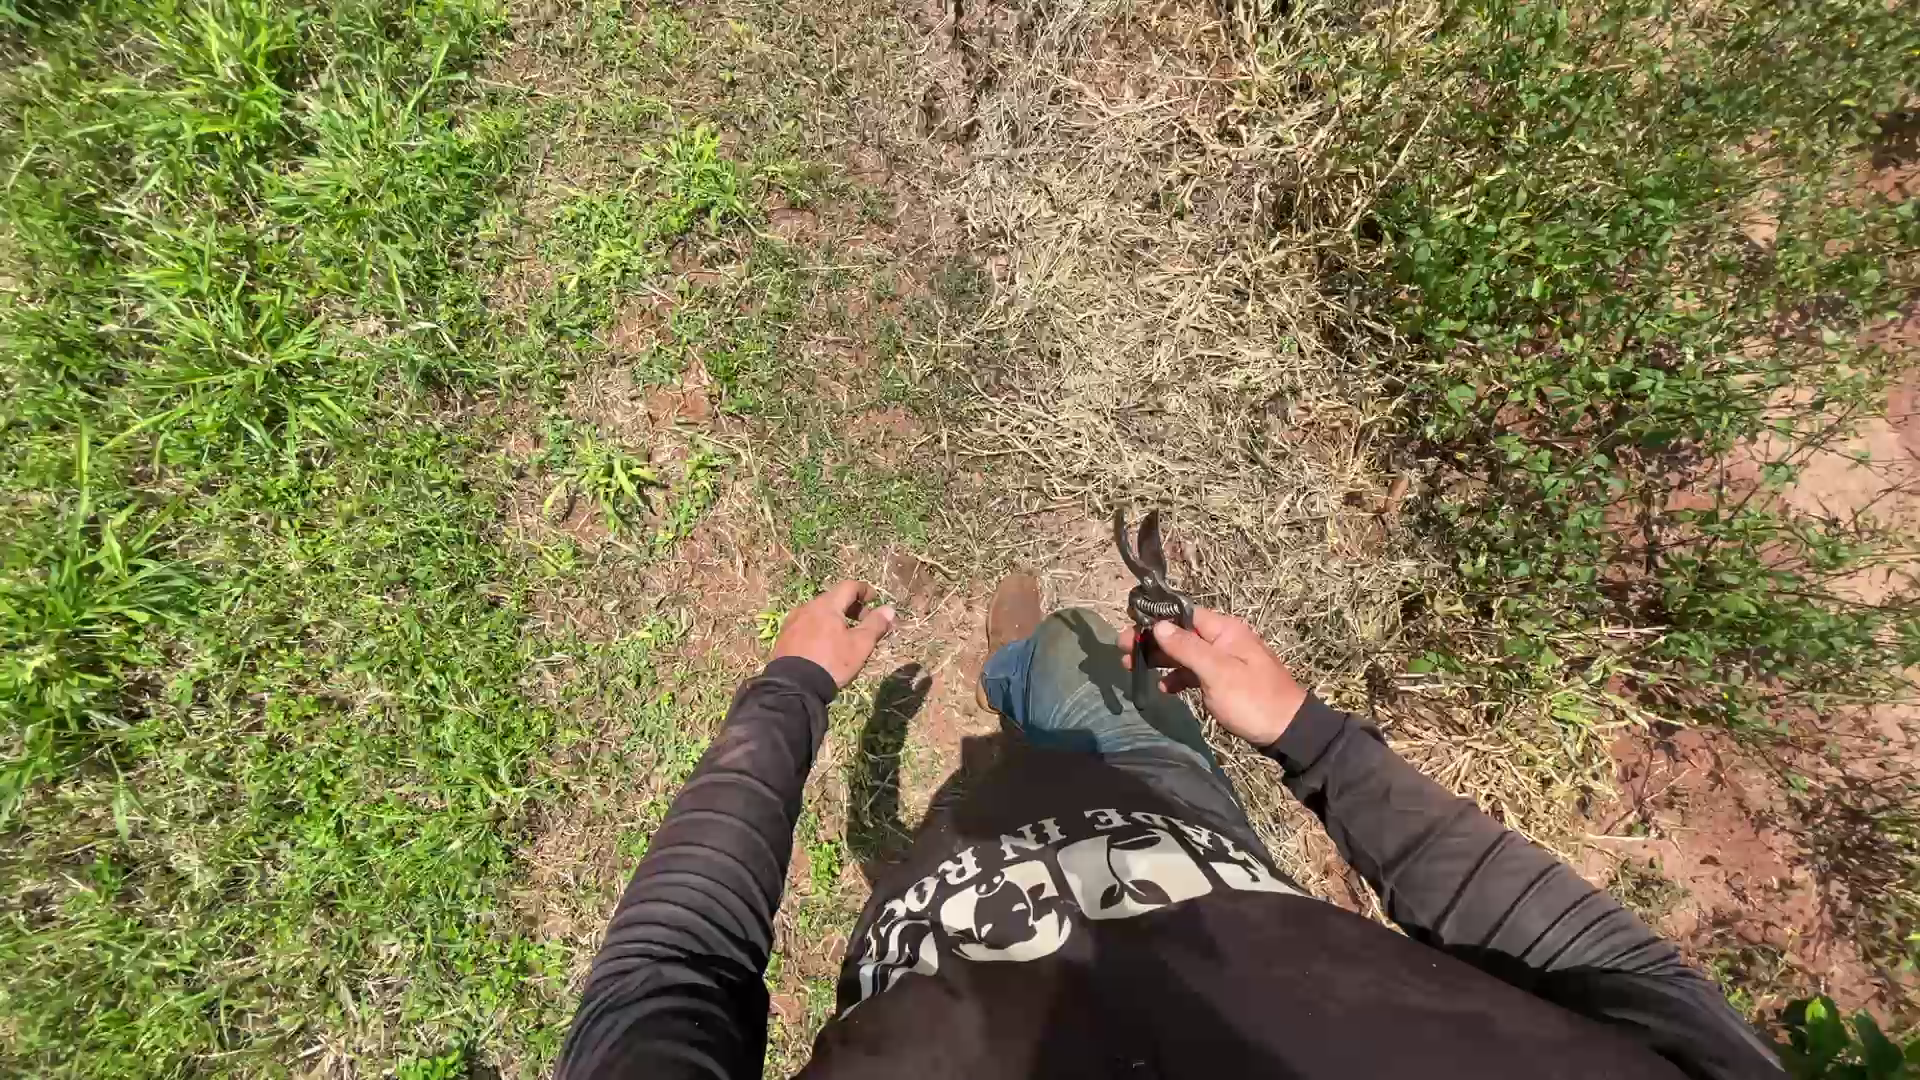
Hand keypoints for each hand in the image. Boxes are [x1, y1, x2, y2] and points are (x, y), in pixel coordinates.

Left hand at [771, 580, 896, 687]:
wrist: (794, 686)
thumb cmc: (832, 662)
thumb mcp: (860, 645)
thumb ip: (875, 624)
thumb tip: (889, 609)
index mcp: (827, 605)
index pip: (849, 586)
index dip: (865, 590)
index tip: (874, 600)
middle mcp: (807, 607)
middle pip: (833, 599)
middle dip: (851, 607)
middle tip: (863, 623)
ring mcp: (793, 621)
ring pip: (818, 612)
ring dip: (834, 618)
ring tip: (843, 636)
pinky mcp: (784, 636)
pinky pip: (806, 625)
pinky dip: (819, 628)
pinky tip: (823, 645)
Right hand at [1119, 607, 1306, 746]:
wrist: (1288, 731)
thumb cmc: (1252, 698)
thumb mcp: (1217, 671)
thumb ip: (1186, 647)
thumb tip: (1158, 625)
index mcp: (1224, 630)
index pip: (1183, 614)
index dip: (1155, 619)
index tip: (1130, 627)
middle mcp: (1222, 640)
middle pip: (1179, 634)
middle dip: (1151, 641)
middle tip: (1122, 650)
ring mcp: (1222, 660)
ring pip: (1183, 653)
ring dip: (1159, 660)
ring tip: (1131, 668)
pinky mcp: (1222, 680)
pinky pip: (1192, 672)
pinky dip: (1176, 678)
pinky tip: (1164, 689)